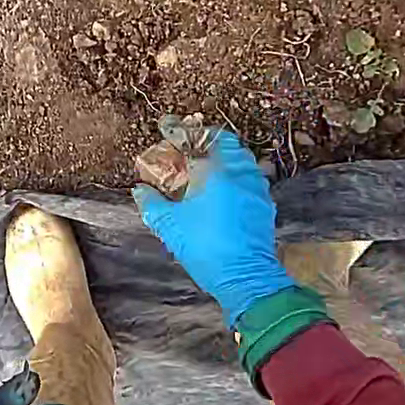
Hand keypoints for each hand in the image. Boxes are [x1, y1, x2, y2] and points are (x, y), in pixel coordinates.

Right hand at [132, 131, 293, 327]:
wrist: (246, 278)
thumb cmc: (206, 247)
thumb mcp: (170, 225)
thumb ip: (153, 203)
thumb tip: (140, 190)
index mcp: (217, 171)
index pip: (198, 138)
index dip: (180, 130)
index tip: (167, 127)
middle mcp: (241, 173)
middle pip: (226, 142)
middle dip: (205, 138)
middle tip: (188, 144)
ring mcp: (257, 188)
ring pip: (241, 158)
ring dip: (223, 155)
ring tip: (205, 164)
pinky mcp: (265, 205)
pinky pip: (249, 178)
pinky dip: (235, 175)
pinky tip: (223, 188)